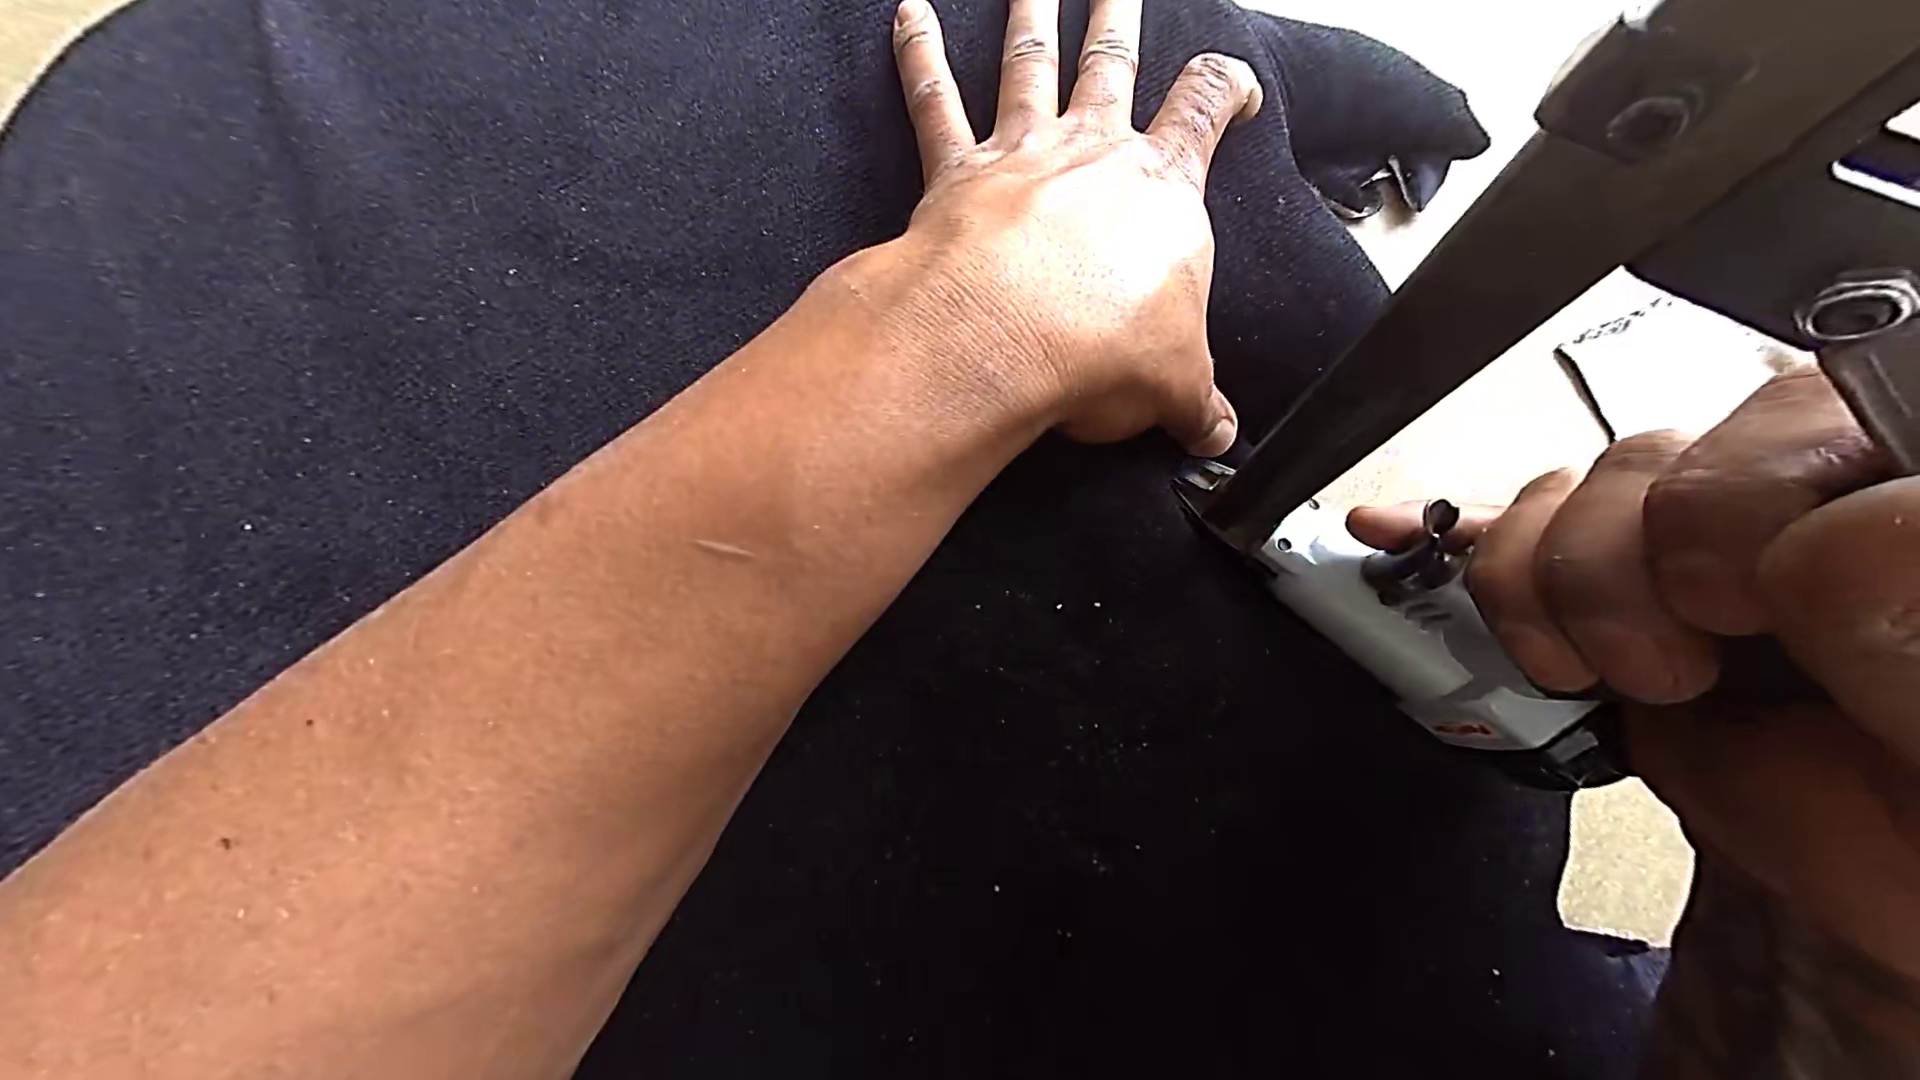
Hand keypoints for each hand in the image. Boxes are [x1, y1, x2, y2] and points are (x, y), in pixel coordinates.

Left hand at [866, 0, 1260, 457]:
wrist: (1012, 338)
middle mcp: (1092, 153)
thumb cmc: (1102, 351)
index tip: (1236, 91)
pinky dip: (917, 54)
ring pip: (1028, 62)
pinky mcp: (955, 178)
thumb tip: (1218, 438)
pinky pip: (932, 101)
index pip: (1207, 112)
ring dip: (1032, 14)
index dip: (1227, 93)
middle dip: (1119, 20)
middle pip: (1113, 63)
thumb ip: (1197, 406)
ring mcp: (1020, 156)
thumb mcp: (1171, 385)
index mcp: (1160, 191)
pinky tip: (906, 11)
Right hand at [1351, 369, 1919, 981]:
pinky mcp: (1575, 597)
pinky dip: (1428, 532)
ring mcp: (1657, 550)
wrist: (1876, 876)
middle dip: (1613, 572)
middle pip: (1641, 465)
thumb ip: (1898, 596)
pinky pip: (1487, 535)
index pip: (1792, 412)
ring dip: (1526, 589)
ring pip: (1550, 504)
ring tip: (1571, 672)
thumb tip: (1795, 529)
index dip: (1732, 498)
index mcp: (1879, 500)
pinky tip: (1382, 529)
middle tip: (1661, 674)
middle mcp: (1773, 505)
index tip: (1733, 612)